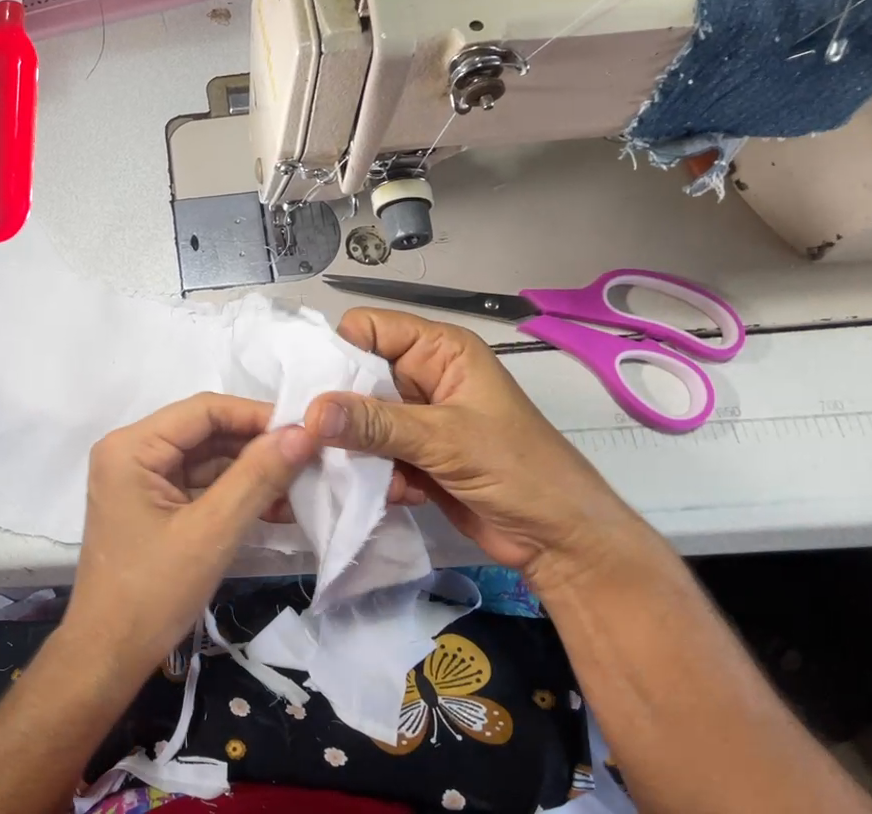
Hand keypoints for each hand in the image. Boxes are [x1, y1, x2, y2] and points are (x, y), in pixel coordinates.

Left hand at [67, 394, 319, 677]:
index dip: (257, 415)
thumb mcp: (212, 532)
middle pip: (205, 432)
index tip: (308, 430)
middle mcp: (131, 452)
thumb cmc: (153, 592)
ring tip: (303, 488)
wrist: (109, 655)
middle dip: (258, 446)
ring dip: (252, 473)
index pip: (203, 410)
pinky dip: (236, 495)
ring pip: (207, 460)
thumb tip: (303, 433)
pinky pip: (200, 486)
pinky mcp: (152, 505)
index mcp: (131, 447)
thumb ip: (257, 478)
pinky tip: (278, 509)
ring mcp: (140, 480)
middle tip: (313, 460)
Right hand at [305, 308, 652, 590]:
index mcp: (438, 351)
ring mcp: (415, 419)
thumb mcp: (445, 440)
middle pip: (355, 375)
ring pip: (356, 419)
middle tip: (314, 436)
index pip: (367, 329)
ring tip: (361, 472)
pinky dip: (372, 474)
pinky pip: (369, 453)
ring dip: (354, 448)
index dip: (338, 351)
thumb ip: (375, 424)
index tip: (311, 389)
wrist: (562, 543)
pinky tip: (395, 494)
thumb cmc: (520, 472)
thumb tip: (309, 412)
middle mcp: (422, 377)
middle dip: (336, 407)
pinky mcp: (411, 456)